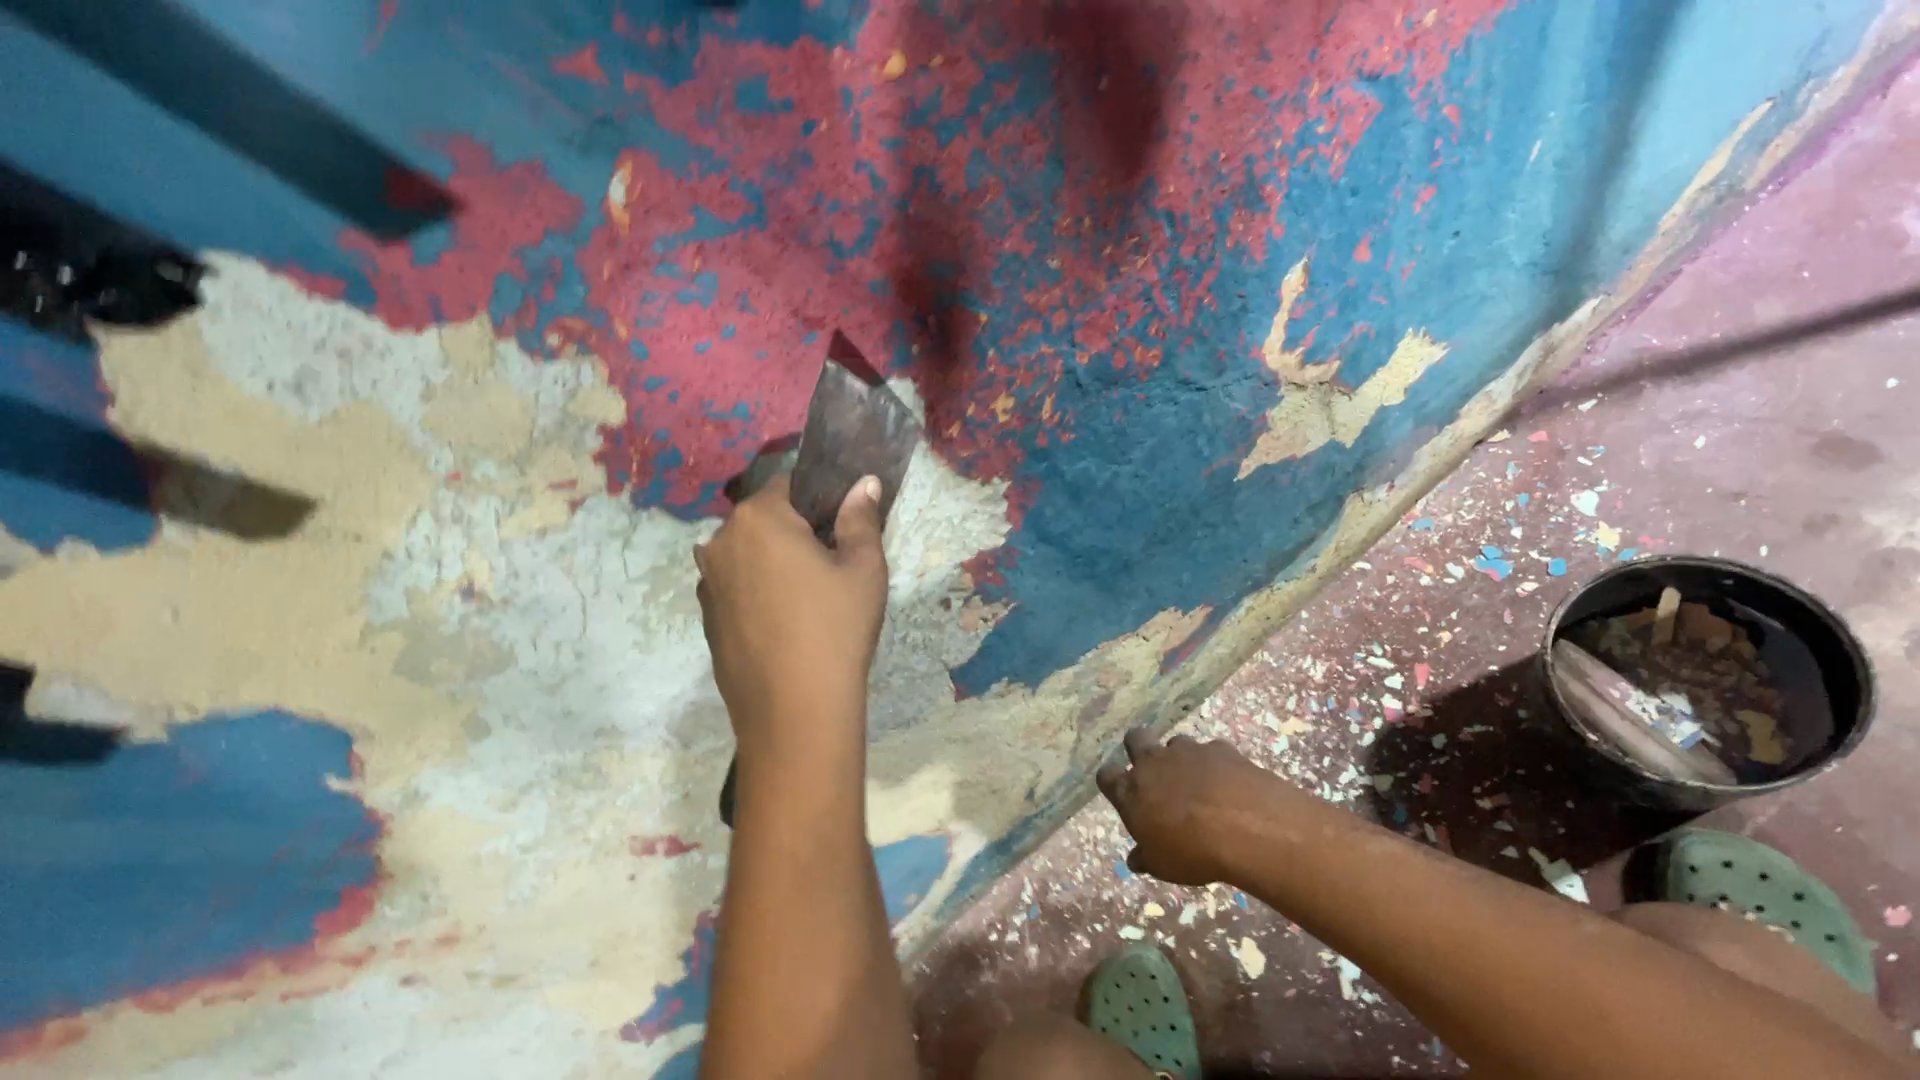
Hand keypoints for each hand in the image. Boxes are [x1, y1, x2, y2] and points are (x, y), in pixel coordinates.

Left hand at [695, 472, 888, 760]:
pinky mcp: (706, 620)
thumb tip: (863, 483)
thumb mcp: (863, 568)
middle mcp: (720, 542)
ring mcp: (707, 584)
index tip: (843, 528)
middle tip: (833, 566)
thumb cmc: (836, 629)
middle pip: (764, 521)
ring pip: (748, 557)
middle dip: (795, 532)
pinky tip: (787, 626)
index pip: (789, 486)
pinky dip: (759, 595)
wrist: (794, 712)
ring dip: (774, 564)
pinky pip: (737, 589)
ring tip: (810, 600)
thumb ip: (860, 518)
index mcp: (757, 519)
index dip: (820, 501)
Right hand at [1096, 728, 1284, 885]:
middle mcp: (1153, 762)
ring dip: (1182, 759)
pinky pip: (1212, 751)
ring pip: (1176, 743)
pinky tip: (1230, 784)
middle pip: (1135, 738)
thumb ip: (1146, 857)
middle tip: (1155, 771)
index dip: (1112, 782)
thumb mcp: (1163, 865)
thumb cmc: (1192, 851)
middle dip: (1140, 748)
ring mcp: (1187, 751)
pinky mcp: (1220, 748)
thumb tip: (1135, 859)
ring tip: (1199, 783)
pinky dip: (1217, 765)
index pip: (1106, 776)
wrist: (1246, 828)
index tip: (1122, 793)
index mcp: (1131, 791)